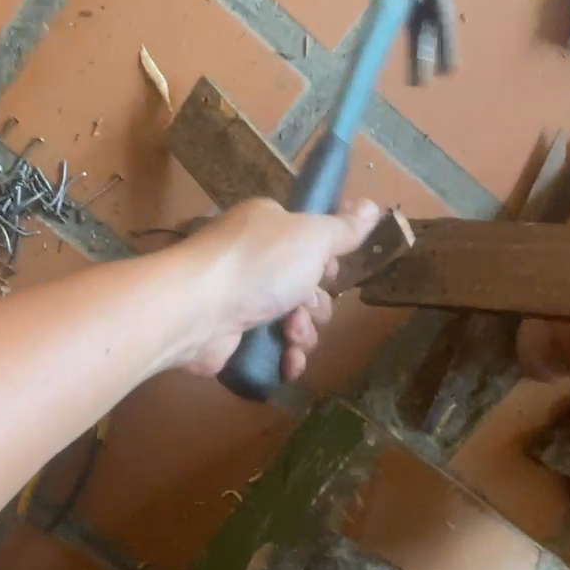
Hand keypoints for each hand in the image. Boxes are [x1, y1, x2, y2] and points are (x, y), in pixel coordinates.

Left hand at [172, 197, 382, 380]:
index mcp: (269, 226)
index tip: (329, 272)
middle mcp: (252, 261)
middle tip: (305, 308)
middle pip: (304, 287)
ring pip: (291, 322)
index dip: (326, 261)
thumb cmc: (258, 264)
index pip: (309, 242)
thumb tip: (373, 206)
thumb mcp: (312, 237)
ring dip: (304, 333)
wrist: (197, 310)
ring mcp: (239, 300)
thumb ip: (344, 228)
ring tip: (292, 336)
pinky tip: (288, 363)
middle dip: (316, 305)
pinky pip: (270, 350)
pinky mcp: (230, 337)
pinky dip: (285, 359)